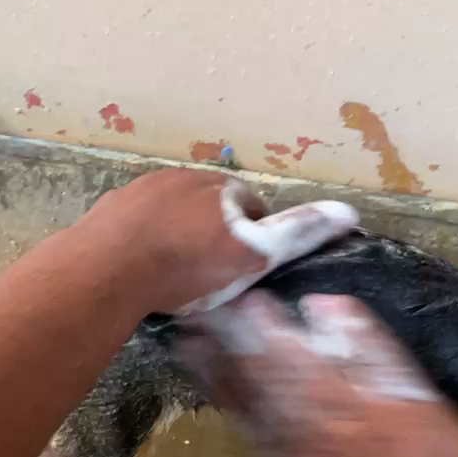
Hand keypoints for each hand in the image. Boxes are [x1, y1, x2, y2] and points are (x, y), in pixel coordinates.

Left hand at [76, 170, 359, 313]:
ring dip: (178, 238)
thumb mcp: (252, 254)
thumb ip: (297, 233)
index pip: (254, 209)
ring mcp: (140, 191)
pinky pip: (136, 228)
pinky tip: (140, 272)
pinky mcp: (108, 210)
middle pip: (212, 209)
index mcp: (222, 186)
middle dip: (215, 236)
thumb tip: (350, 212)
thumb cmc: (188, 264)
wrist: (107, 270)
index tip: (246, 271)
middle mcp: (183, 178)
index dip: (256, 241)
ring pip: (172, 216)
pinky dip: (143, 244)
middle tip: (209, 278)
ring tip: (173, 278)